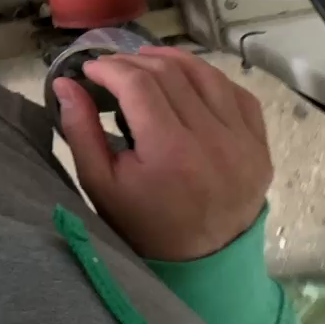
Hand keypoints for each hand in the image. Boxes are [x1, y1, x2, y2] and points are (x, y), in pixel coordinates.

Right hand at [53, 47, 272, 261]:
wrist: (203, 263)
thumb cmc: (143, 222)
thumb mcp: (99, 182)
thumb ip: (79, 129)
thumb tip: (64, 81)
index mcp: (170, 152)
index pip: (138, 84)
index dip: (110, 67)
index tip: (90, 68)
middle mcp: (213, 141)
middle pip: (169, 73)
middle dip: (133, 61)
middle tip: (112, 67)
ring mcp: (243, 143)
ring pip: (205, 74)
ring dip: (170, 60)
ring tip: (145, 61)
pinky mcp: (260, 146)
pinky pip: (237, 94)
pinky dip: (209, 78)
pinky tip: (187, 80)